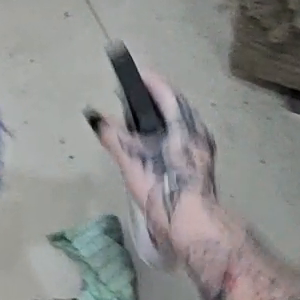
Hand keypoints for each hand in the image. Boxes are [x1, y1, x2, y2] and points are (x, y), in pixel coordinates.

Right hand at [86, 70, 218, 252]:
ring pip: (182, 122)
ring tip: (140, 116)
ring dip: (162, 115)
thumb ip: (115, 138)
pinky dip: (167, 131)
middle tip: (132, 94)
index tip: (133, 74)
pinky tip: (154, 142)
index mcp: (184, 125)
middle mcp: (197, 131)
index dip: (149, 81)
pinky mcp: (201, 163)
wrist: (194, 225)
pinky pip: (184, 136)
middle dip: (155, 97)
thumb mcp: (134, 163)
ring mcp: (202, 148)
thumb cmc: (164, 189)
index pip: (167, 93)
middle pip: (176, 105)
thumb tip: (96, 119)